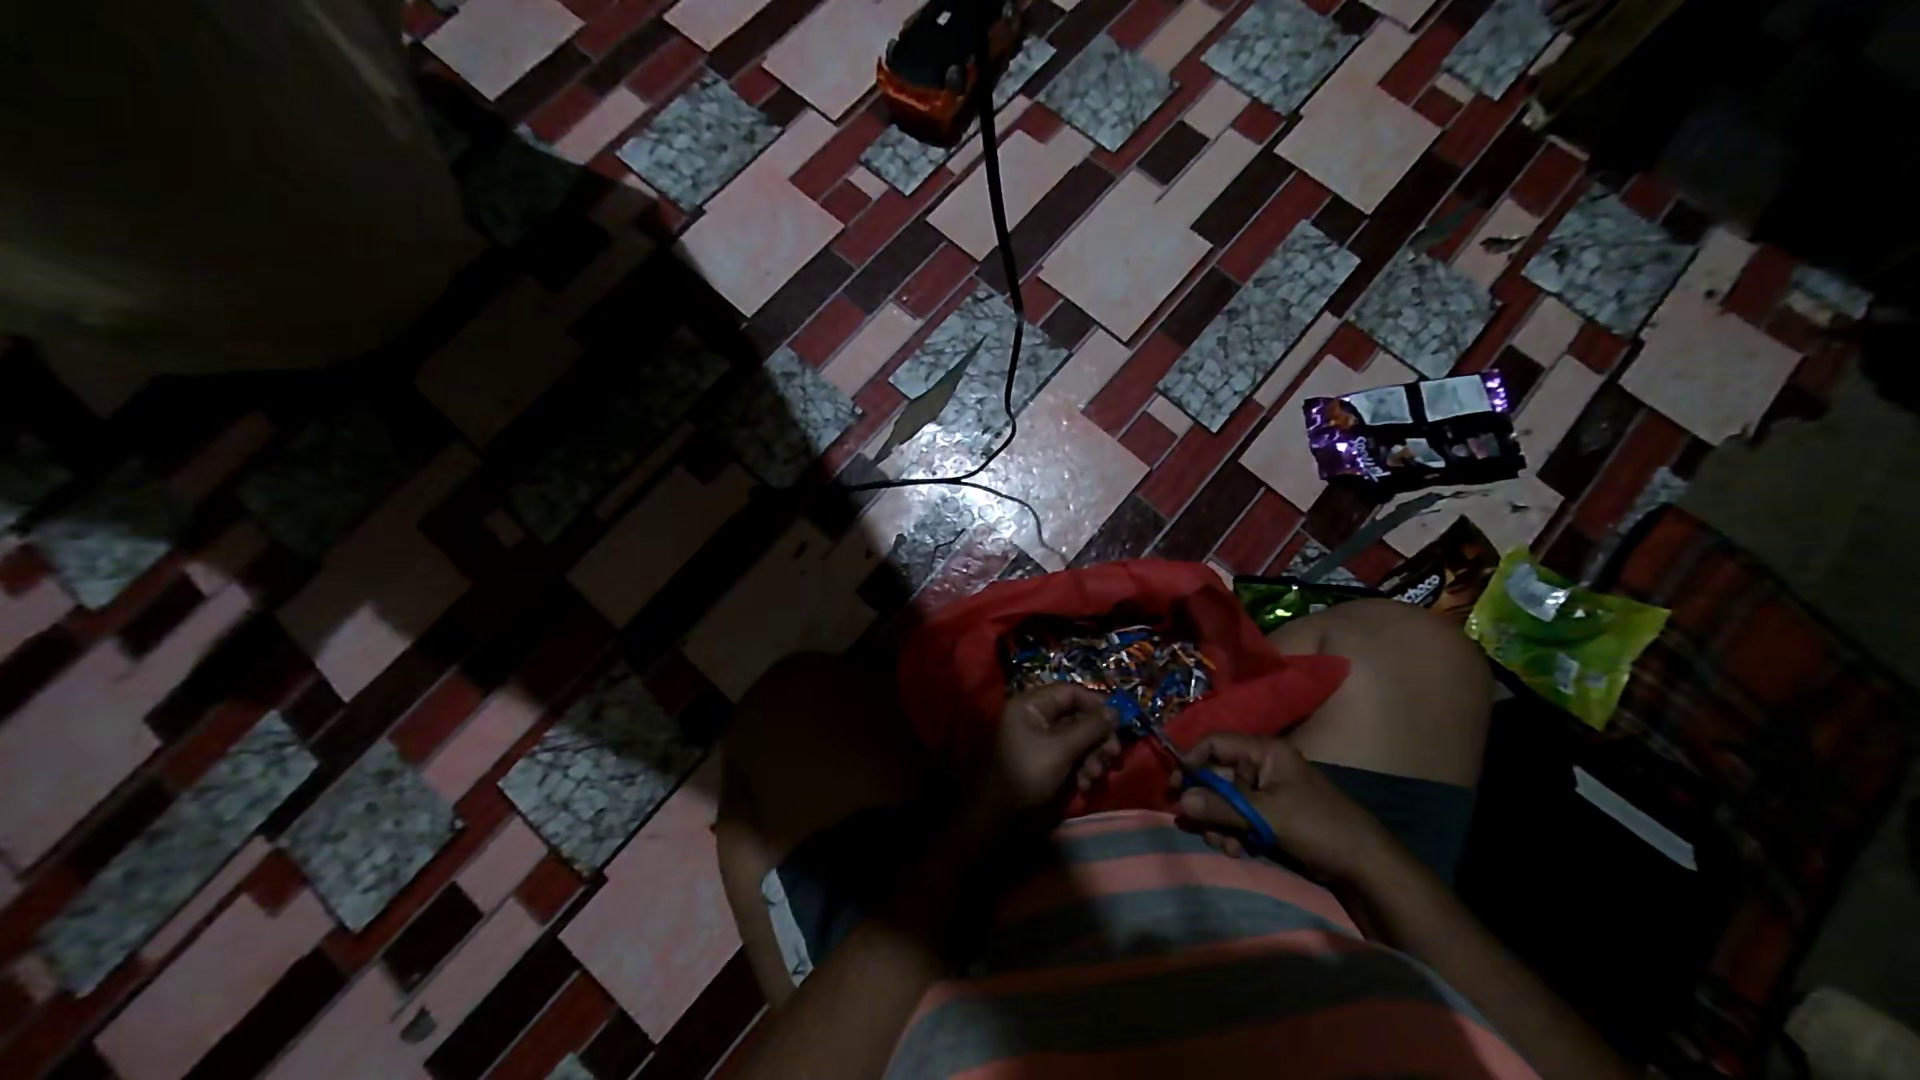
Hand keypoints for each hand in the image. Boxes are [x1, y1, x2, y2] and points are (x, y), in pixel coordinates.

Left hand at [970, 685, 1115, 829]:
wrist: (1004, 814)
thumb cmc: (1028, 772)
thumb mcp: (1061, 748)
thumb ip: (1090, 727)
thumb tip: (1115, 710)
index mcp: (1032, 705)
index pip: (1070, 692)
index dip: (1096, 704)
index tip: (1118, 721)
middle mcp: (1037, 717)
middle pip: (1079, 716)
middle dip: (1098, 737)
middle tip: (1113, 755)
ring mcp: (1044, 739)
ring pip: (1080, 738)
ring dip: (1093, 756)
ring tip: (1095, 775)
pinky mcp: (1050, 759)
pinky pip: (1074, 755)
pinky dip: (1083, 768)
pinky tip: (1084, 785)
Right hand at [1173, 733, 1398, 883]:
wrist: (1363, 866)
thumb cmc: (1317, 826)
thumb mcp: (1266, 815)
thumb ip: (1221, 807)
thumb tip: (1181, 800)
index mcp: (1264, 752)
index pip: (1215, 743)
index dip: (1191, 761)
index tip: (1175, 787)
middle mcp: (1262, 768)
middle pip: (1216, 776)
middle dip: (1206, 804)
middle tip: (1198, 826)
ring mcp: (1266, 794)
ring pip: (1224, 802)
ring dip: (1218, 824)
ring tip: (1224, 846)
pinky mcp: (1269, 818)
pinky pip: (1237, 819)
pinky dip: (1232, 834)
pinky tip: (1236, 851)